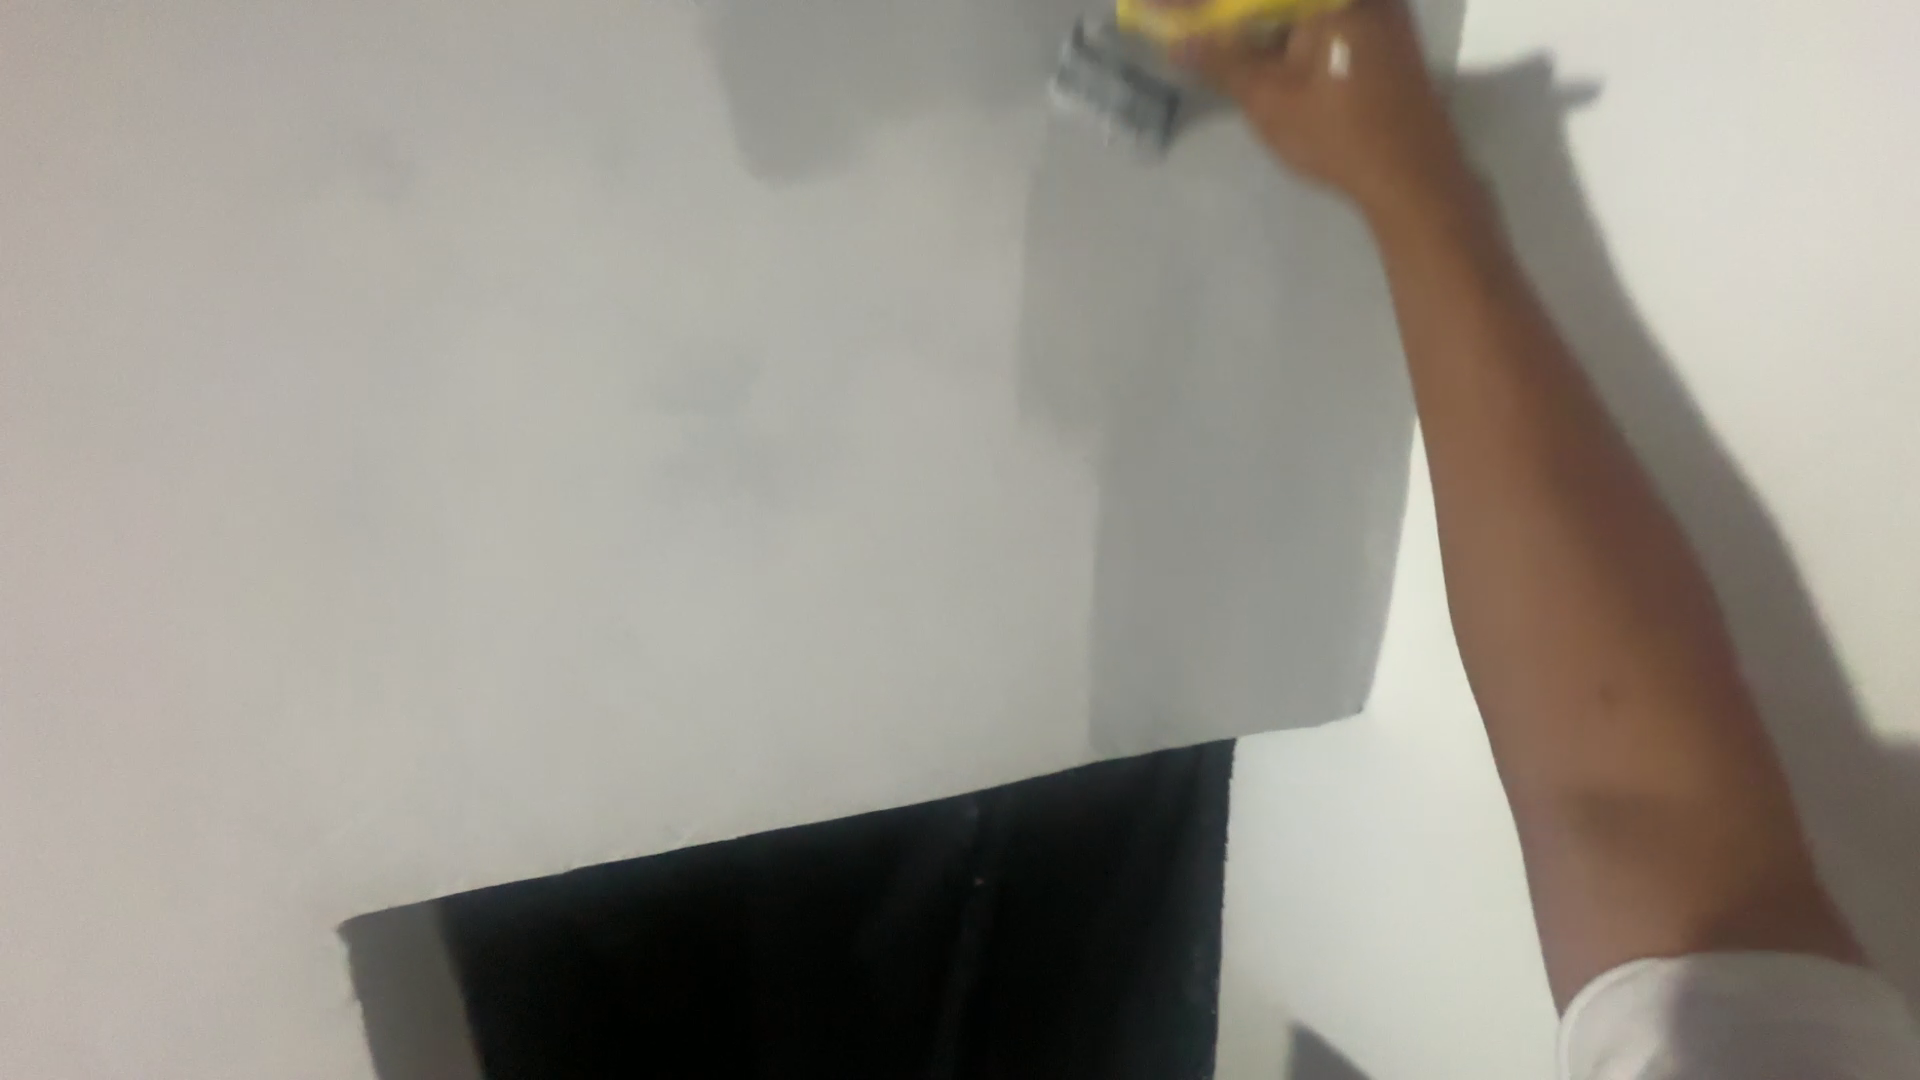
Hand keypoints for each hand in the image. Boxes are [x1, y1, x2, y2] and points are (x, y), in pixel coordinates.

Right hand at [1172, 0, 1475, 221]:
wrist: (1410, 168)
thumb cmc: (1335, 131)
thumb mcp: (1267, 97)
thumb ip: (1222, 61)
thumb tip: (1178, 43)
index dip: (1208, 8)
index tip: (1165, 12)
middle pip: (1275, 2)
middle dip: (1232, 15)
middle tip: (1193, 35)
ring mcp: (1376, 4)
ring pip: (1300, 11)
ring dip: (1258, 23)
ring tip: (1221, 45)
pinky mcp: (1383, 27)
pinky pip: (1322, 17)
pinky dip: (1288, 29)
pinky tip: (1265, 54)